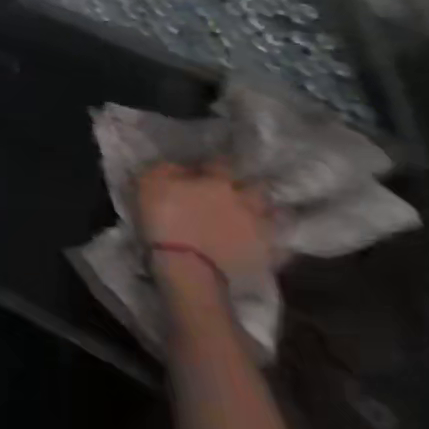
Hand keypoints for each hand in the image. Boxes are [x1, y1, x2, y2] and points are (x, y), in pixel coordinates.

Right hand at [136, 162, 271, 289]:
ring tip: (256, 214)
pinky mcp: (269, 256)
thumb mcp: (148, 182)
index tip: (205, 166)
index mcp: (218, 182)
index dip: (214, 163)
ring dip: (268, 212)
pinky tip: (264, 242)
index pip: (222, 163)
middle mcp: (246, 201)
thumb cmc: (164, 218)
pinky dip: (274, 242)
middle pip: (258, 187)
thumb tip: (182, 167)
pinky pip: (280, 246)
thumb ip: (168, 169)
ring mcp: (262, 230)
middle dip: (250, 186)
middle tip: (238, 189)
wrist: (187, 266)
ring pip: (277, 215)